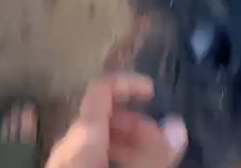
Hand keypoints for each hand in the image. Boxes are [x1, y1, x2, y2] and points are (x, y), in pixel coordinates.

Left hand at [45, 72, 187, 167]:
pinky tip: (128, 166)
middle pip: (101, 115)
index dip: (129, 82)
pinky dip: (110, 155)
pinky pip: (87, 155)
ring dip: (125, 142)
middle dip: (134, 122)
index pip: (102, 87)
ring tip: (150, 157)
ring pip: (95, 138)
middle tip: (161, 140)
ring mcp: (62, 161)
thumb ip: (155, 152)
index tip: (153, 92)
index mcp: (82, 133)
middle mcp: (67, 142)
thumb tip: (178, 124)